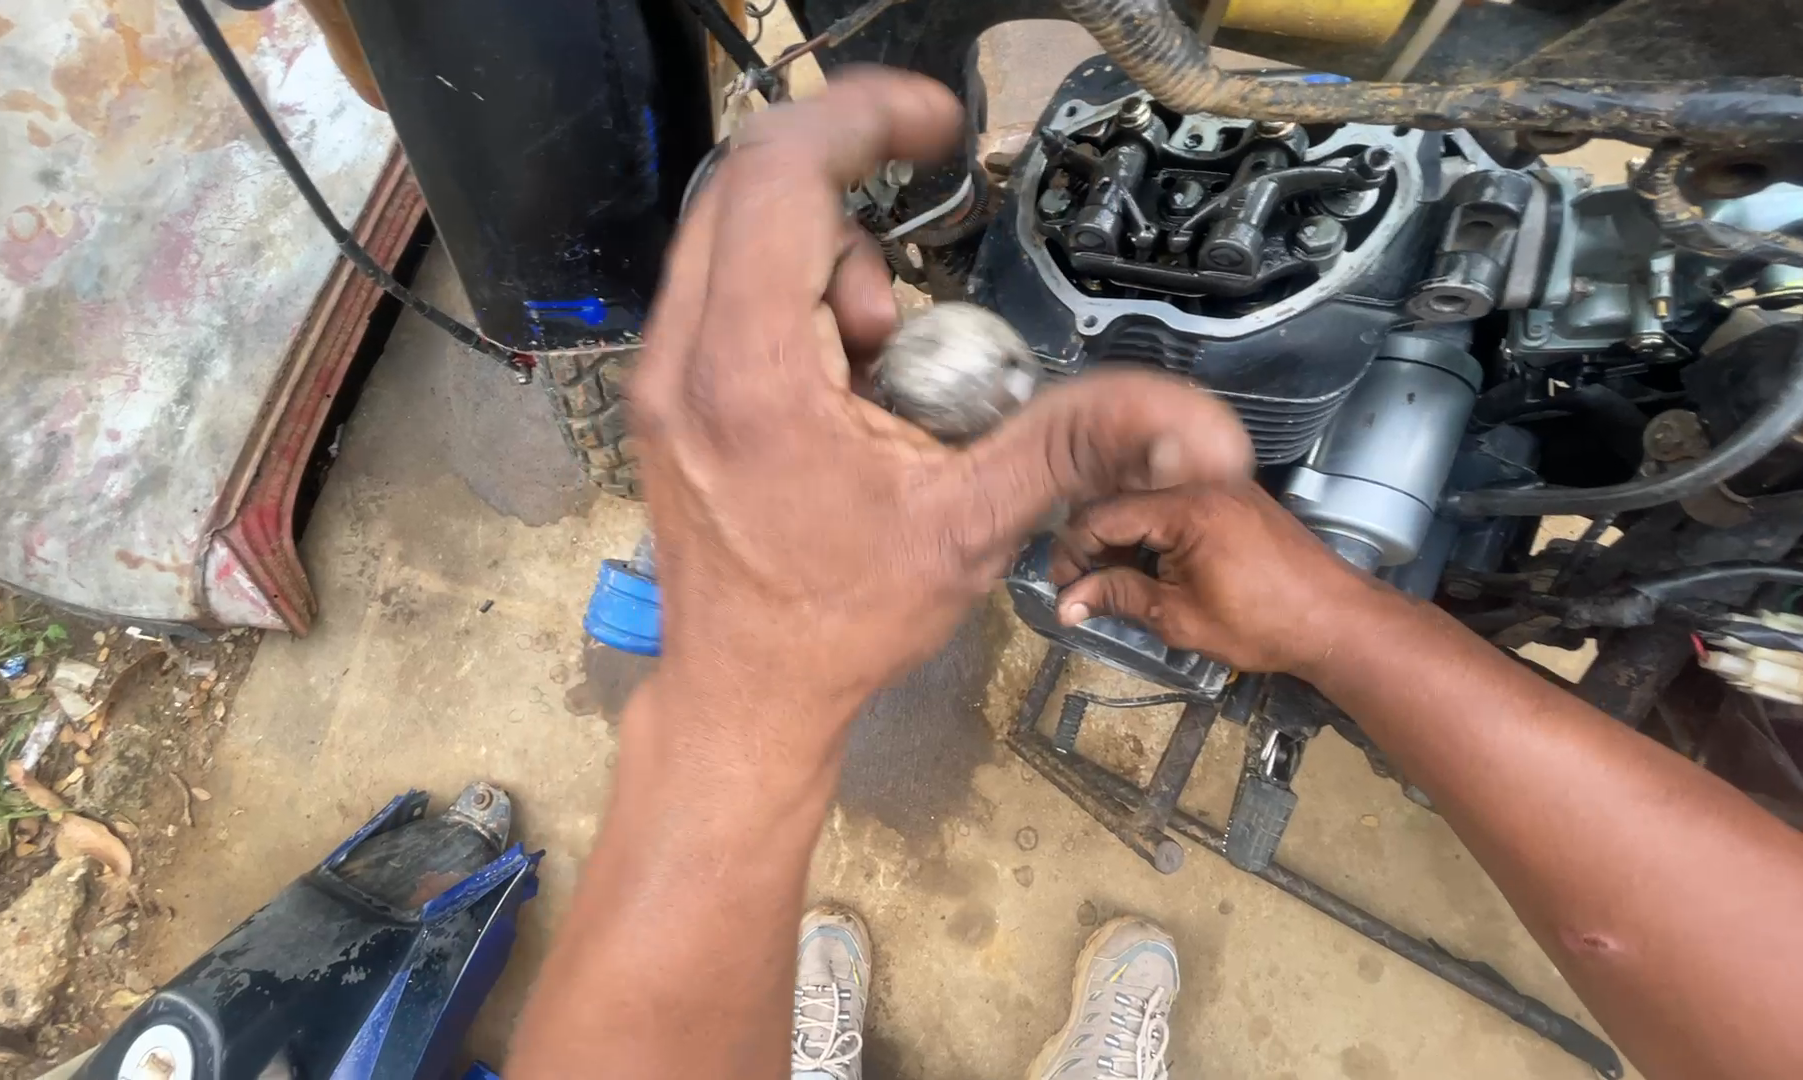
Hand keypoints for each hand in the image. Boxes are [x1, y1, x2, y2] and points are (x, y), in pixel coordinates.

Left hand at [630, 69, 1252, 763]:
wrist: (747, 688)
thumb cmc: (843, 622)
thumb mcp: (970, 530)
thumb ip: (1079, 449)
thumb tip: (1205, 433)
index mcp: (752, 374)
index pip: (784, 173)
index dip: (868, 118)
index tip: (937, 129)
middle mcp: (682, 359)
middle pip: (751, 187)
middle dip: (848, 207)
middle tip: (901, 317)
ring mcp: (659, 379)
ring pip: (731, 239)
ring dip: (817, 269)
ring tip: (866, 379)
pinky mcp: (663, 400)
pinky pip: (718, 294)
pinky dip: (783, 303)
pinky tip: (827, 391)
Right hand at [1051, 485, 1383, 675]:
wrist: (1341, 623)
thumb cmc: (1260, 624)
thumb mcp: (1178, 617)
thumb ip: (1117, 598)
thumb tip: (1063, 606)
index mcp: (1186, 507)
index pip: (1103, 515)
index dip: (1074, 551)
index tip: (1063, 585)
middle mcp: (1202, 484)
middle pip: (1123, 504)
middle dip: (1096, 546)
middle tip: (1084, 587)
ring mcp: (1222, 489)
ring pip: (1148, 506)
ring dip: (1125, 542)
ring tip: (1116, 583)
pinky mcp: (1236, 502)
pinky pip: (1177, 509)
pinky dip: (1155, 536)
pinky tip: (1150, 568)